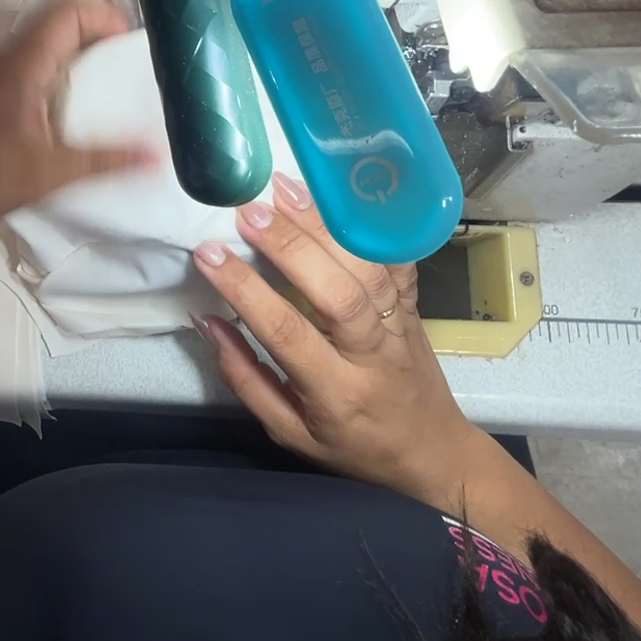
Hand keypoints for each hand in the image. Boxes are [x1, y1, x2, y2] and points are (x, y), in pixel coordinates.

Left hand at [0, 0, 150, 238]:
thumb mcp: (47, 173)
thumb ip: (105, 161)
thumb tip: (158, 156)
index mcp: (21, 64)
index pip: (69, 11)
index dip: (106, 15)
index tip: (132, 44)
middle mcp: (0, 60)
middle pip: (55, 27)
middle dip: (96, 40)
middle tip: (124, 72)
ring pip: (37, 52)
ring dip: (71, 63)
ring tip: (98, 99)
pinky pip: (20, 73)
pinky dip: (48, 81)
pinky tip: (55, 122)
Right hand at [189, 172, 499, 511]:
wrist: (434, 451)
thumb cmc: (353, 447)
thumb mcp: (290, 433)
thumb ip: (246, 378)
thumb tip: (206, 320)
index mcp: (338, 393)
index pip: (287, 334)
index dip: (246, 291)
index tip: (209, 255)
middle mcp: (373, 354)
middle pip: (339, 292)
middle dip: (290, 247)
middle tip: (247, 212)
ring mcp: (400, 324)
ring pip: (368, 268)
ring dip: (323, 224)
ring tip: (282, 189)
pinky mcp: (414, 304)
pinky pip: (396, 257)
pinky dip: (366, 221)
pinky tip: (335, 191)